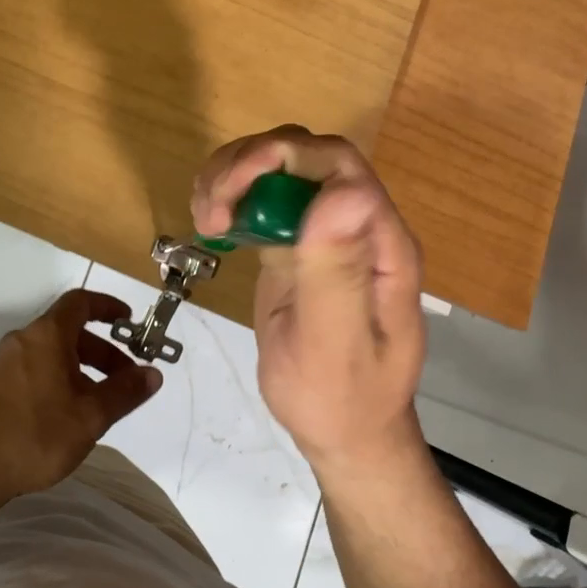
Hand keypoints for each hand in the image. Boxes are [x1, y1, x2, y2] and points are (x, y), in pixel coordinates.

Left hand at [0, 289, 163, 523]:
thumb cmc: (35, 436)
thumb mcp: (90, 417)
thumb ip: (124, 392)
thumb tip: (153, 373)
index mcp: (46, 335)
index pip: (80, 302)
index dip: (107, 307)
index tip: (129, 322)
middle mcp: (23, 339)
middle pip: (69, 330)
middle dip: (103, 351)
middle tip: (127, 380)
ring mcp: (4, 361)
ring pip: (53, 352)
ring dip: (82, 368)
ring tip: (103, 402)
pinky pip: (36, 367)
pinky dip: (60, 377)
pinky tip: (70, 413)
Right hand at [193, 126, 427, 479]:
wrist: (341, 434)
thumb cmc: (341, 400)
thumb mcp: (335, 345)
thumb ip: (338, 272)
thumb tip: (344, 193)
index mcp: (381, 243)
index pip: (337, 164)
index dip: (279, 159)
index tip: (229, 197)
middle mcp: (356, 225)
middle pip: (302, 153)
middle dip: (247, 166)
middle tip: (210, 213)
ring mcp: (324, 231)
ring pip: (277, 165)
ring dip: (231, 175)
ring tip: (206, 219)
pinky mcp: (294, 243)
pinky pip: (261, 195)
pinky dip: (228, 194)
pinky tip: (211, 225)